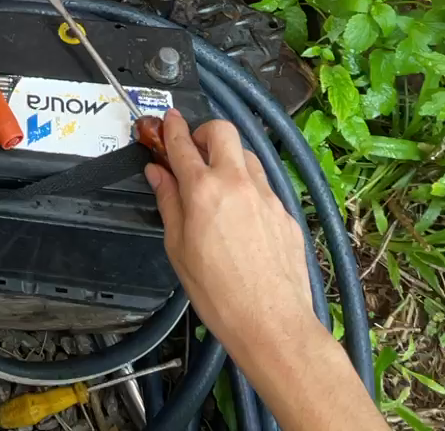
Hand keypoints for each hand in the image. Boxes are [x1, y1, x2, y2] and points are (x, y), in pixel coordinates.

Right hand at [145, 110, 387, 430]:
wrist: (273, 325)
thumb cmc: (218, 292)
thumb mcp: (177, 247)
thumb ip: (168, 202)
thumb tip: (158, 173)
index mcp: (203, 190)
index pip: (182, 143)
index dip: (172, 126)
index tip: (169, 119)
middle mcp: (237, 183)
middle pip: (223, 131)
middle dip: (205, 132)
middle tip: (194, 151)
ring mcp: (267, 197)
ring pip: (247, 155)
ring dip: (229, 158)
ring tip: (219, 184)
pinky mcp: (286, 214)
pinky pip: (265, 186)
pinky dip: (248, 187)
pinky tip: (242, 216)